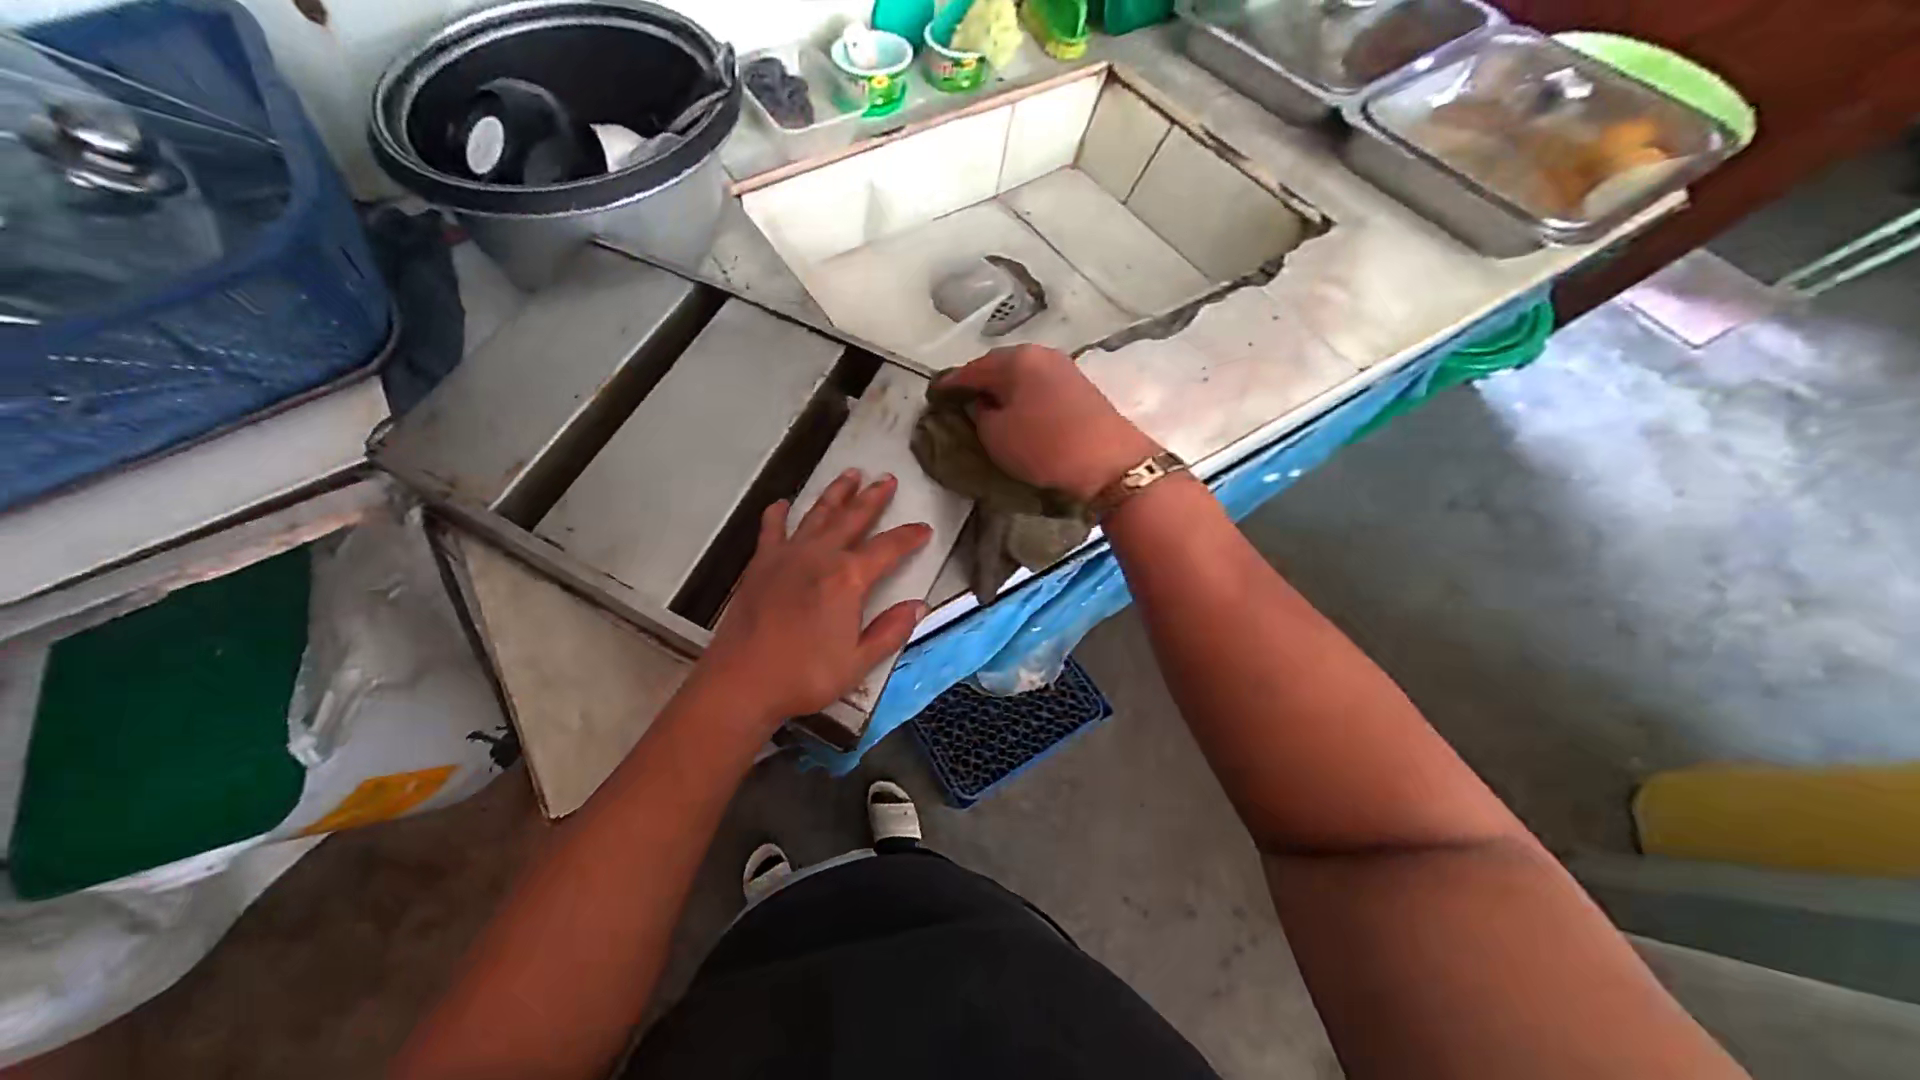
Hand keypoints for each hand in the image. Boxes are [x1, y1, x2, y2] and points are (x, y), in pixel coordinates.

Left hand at [695, 471, 930, 726]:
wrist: (741, 681)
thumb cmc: (803, 676)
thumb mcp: (858, 662)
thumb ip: (890, 631)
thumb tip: (918, 606)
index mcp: (847, 579)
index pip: (888, 549)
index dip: (909, 537)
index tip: (924, 528)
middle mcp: (819, 557)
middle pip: (852, 518)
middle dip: (873, 498)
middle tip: (887, 479)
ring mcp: (786, 556)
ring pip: (817, 515)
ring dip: (836, 493)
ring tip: (850, 474)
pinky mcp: (760, 565)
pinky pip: (772, 530)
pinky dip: (778, 514)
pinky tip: (782, 504)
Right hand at [938, 345, 1160, 501]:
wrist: (1110, 463)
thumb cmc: (1045, 446)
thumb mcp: (997, 436)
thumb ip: (980, 414)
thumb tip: (981, 403)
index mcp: (1015, 359)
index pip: (971, 369)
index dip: (950, 384)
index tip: (934, 395)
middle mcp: (1040, 354)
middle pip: (999, 366)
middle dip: (978, 382)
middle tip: (960, 401)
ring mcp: (1063, 368)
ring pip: (1021, 375)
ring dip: (1003, 389)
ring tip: (988, 409)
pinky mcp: (1079, 387)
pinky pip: (1039, 386)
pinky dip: (1023, 395)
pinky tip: (1018, 411)